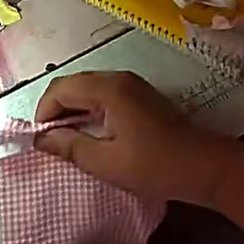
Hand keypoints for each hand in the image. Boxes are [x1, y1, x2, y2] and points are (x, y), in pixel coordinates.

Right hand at [33, 71, 238, 205]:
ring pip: (89, 88)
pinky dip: (90, 109)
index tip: (41, 140)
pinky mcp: (141, 95)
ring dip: (73, 109)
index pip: (61, 88)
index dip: (44, 112)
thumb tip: (41, 140)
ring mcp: (132, 84)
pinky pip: (104, 94)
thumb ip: (70, 147)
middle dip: (56, 109)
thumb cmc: (155, 166)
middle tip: (50, 142)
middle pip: (74, 83)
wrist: (203, 165)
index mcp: (109, 89)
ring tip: (67, 140)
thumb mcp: (106, 162)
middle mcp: (119, 78)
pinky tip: (91, 133)